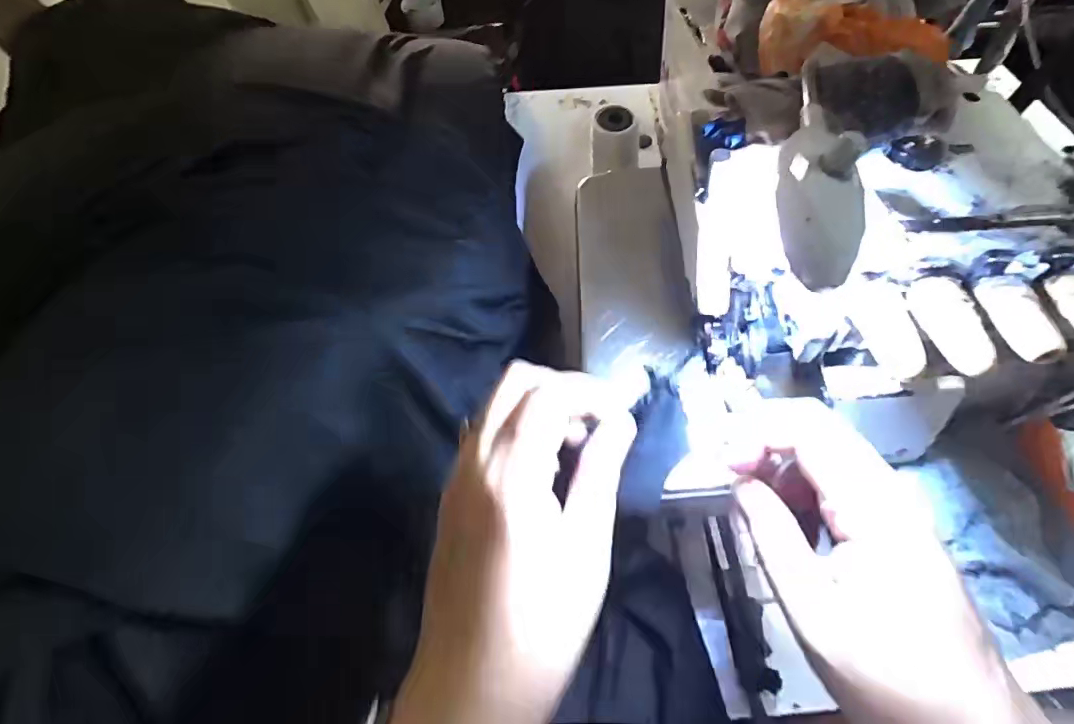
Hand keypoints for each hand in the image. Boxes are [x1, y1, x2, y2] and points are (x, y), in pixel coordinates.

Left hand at [396, 361, 637, 723]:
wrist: (468, 694)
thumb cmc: (541, 625)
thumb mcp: (587, 546)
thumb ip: (602, 471)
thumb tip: (621, 421)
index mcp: (510, 474)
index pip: (548, 393)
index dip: (592, 391)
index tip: (623, 414)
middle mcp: (474, 464)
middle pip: (515, 382)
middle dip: (563, 386)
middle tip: (598, 420)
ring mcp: (455, 480)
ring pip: (495, 405)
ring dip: (540, 404)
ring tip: (577, 444)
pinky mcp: (451, 499)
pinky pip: (483, 434)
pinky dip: (518, 427)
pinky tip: (545, 467)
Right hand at [729, 400, 1047, 723]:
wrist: (969, 715)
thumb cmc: (888, 672)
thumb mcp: (814, 612)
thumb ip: (772, 537)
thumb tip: (740, 482)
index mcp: (871, 497)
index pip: (808, 425)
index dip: (757, 431)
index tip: (721, 463)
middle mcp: (887, 483)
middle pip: (820, 427)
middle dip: (766, 437)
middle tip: (726, 468)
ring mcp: (896, 499)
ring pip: (830, 451)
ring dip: (784, 464)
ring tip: (750, 500)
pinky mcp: (896, 519)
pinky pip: (843, 480)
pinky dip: (807, 486)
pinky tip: (789, 520)